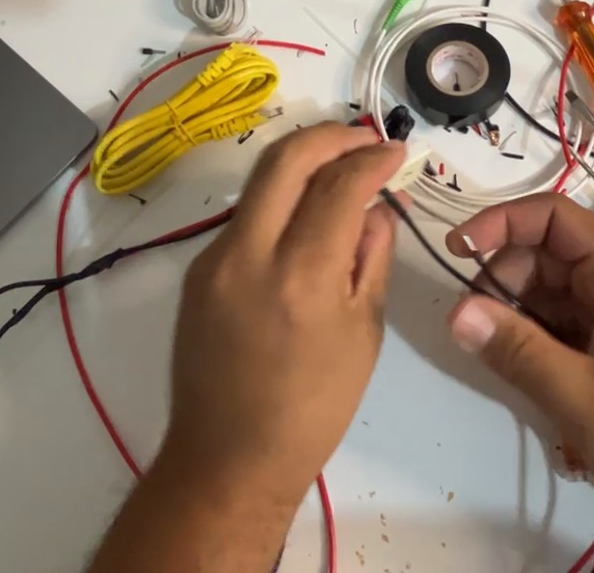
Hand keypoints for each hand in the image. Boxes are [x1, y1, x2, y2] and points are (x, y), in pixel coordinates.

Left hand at [156, 123, 404, 508]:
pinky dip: (281, 199)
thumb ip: (371, 257)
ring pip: (261, 181)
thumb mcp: (363, 333)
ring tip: (341, 166)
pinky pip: (246, 215)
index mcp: (301, 278)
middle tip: (365, 138)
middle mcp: (249, 255)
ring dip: (303, 161)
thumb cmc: (312, 408)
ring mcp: (214, 259)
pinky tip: (306, 214)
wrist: (227, 458)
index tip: (396, 153)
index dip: (372, 159)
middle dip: (331, 136)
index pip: (340, 187)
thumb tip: (377, 205)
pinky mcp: (197, 269)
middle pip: (286, 159)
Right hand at [444, 193, 593, 543]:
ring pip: (551, 289)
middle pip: (547, 252)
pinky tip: (519, 367)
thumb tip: (455, 312)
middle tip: (472, 323)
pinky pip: (564, 322)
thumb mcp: (587, 402)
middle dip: (502, 276)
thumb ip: (518, 352)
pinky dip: (535, 336)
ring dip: (515, 310)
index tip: (456, 250)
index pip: (554, 216)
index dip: (501, 222)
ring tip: (493, 352)